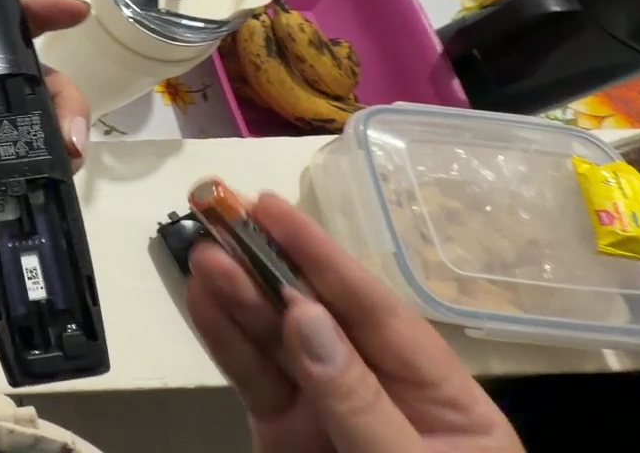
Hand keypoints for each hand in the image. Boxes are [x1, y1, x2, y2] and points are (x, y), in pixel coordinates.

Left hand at [0, 0, 91, 376]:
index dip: (27, 15)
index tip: (70, 10)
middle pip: (31, 74)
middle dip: (60, 82)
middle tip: (69, 120)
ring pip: (50, 116)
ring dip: (72, 122)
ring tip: (72, 154)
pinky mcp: (20, 197)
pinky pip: (56, 162)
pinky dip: (70, 158)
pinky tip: (74, 172)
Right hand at [187, 193, 523, 452]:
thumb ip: (362, 403)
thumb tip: (306, 319)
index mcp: (440, 398)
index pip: (374, 310)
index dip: (322, 255)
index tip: (273, 208)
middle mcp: (376, 390)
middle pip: (314, 313)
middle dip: (267, 263)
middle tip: (221, 213)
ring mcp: (323, 409)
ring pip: (273, 338)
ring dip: (236, 292)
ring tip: (202, 252)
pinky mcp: (281, 430)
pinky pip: (248, 374)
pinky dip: (221, 334)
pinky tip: (199, 296)